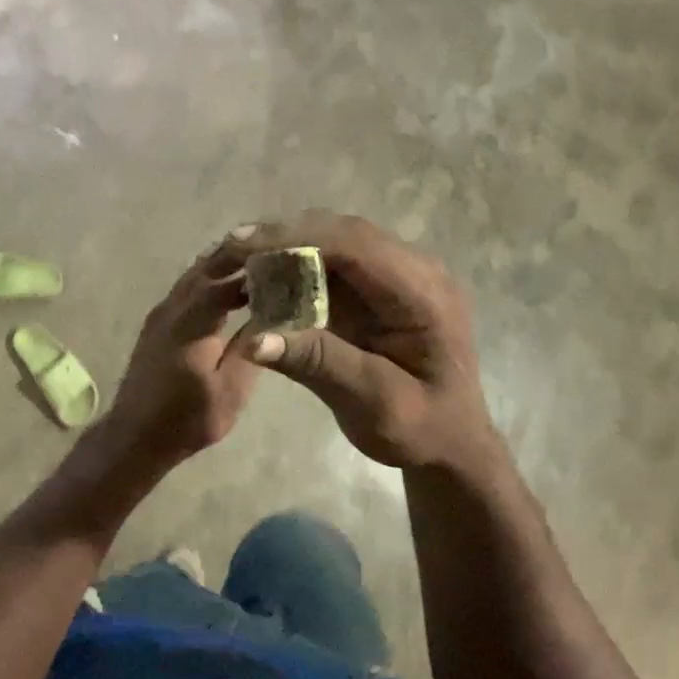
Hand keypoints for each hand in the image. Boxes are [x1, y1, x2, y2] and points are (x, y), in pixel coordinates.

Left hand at [103, 246, 260, 463]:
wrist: (134, 436)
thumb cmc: (186, 419)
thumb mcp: (230, 391)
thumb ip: (250, 349)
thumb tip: (275, 316)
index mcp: (191, 323)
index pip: (226, 280)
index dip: (256, 268)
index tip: (286, 260)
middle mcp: (172, 309)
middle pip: (206, 269)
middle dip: (238, 257)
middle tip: (274, 250)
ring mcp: (160, 315)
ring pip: (192, 276)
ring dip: (221, 265)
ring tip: (256, 262)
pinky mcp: (156, 324)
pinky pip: (185, 289)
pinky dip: (207, 280)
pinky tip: (227, 287)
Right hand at [222, 211, 497, 469]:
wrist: (450, 444)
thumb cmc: (421, 429)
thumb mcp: (373, 404)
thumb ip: (319, 365)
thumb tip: (254, 340)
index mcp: (423, 294)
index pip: (355, 245)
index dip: (296, 238)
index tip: (241, 246)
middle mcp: (415, 272)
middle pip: (342, 233)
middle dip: (283, 236)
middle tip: (227, 252)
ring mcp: (397, 277)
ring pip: (335, 242)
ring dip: (286, 247)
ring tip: (235, 260)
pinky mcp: (378, 289)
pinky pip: (333, 264)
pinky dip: (295, 266)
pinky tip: (261, 277)